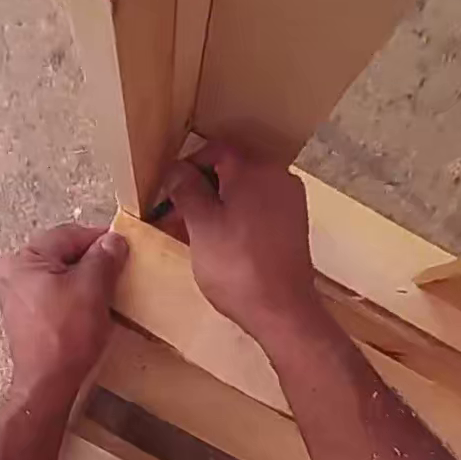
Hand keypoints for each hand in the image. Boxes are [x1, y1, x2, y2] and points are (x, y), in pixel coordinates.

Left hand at [0, 223, 128, 404]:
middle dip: (93, 263)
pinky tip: (91, 311)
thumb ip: (104, 258)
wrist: (48, 384)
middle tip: (120, 272)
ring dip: (85, 282)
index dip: (101, 240)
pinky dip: (74, 299)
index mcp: (24, 259)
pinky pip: (54, 297)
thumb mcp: (92, 289)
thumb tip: (114, 240)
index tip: (125, 249)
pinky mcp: (25, 320)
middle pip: (63, 255)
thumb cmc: (66, 336)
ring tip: (109, 294)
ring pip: (60, 277)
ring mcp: (17, 298)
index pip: (69, 235)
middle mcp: (13, 274)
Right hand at [164, 143, 328, 343]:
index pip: (214, 149)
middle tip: (175, 216)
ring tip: (194, 233)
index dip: (186, 168)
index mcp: (254, 169)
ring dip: (217, 206)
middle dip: (200, 190)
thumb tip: (176, 169)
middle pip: (231, 170)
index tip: (167, 193)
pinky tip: (221, 243)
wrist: (281, 310)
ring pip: (244, 192)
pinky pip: (258, 210)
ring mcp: (289, 202)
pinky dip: (236, 219)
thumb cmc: (236, 268)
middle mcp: (277, 176)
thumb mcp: (201, 227)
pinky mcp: (293, 226)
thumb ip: (187, 191)